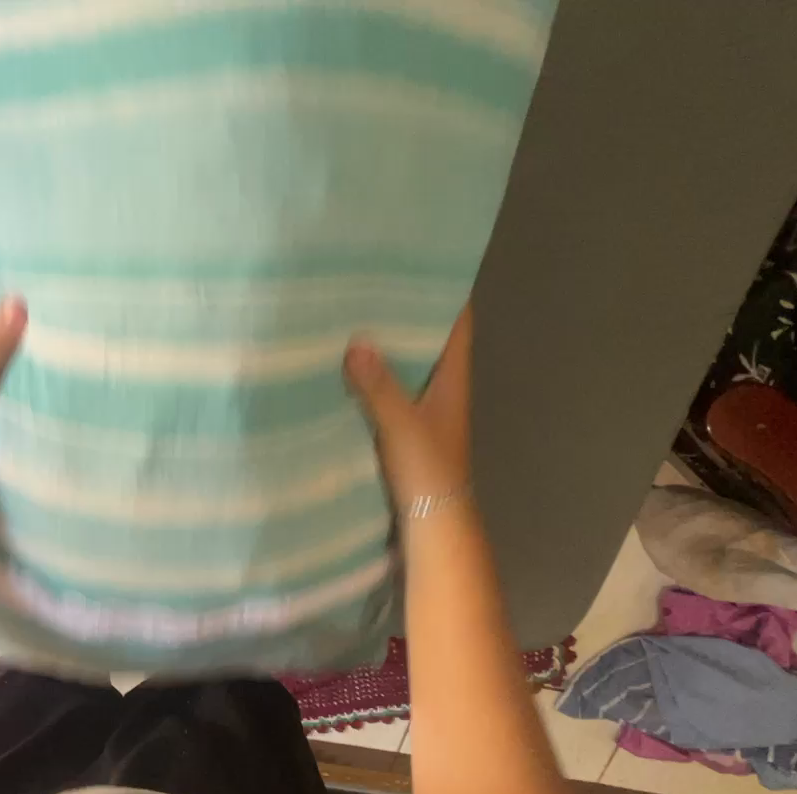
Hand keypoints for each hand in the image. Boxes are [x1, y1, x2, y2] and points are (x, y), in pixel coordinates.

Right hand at [344, 305, 473, 506]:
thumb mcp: (402, 424)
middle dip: (402, 319)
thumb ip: (379, 385)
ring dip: (382, 352)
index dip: (443, 293)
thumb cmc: (427, 470)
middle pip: (426, 344)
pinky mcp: (400, 436)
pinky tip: (340, 377)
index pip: (456, 325)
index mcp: (452, 381)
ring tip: (347, 324)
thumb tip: (357, 340)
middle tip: (368, 289)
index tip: (417, 265)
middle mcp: (440, 392)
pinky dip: (368, 384)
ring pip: (403, 371)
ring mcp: (421, 416)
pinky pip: (384, 398)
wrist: (431, 525)